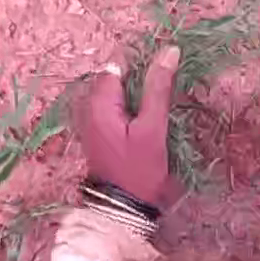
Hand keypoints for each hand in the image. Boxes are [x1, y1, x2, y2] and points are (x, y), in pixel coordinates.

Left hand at [78, 45, 180, 208]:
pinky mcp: (102, 136)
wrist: (124, 209)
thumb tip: (170, 51)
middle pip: (116, 80)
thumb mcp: (153, 128)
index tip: (164, 70)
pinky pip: (117, 112)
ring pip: (118, 96)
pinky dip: (133, 110)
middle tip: (166, 88)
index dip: (141, 63)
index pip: (117, 66)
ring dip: (138, 96)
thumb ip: (159, 88)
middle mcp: (90, 110)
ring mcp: (94, 124)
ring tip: (160, 105)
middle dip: (140, 80)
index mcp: (99, 104)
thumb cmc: (139, 169)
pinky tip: (149, 120)